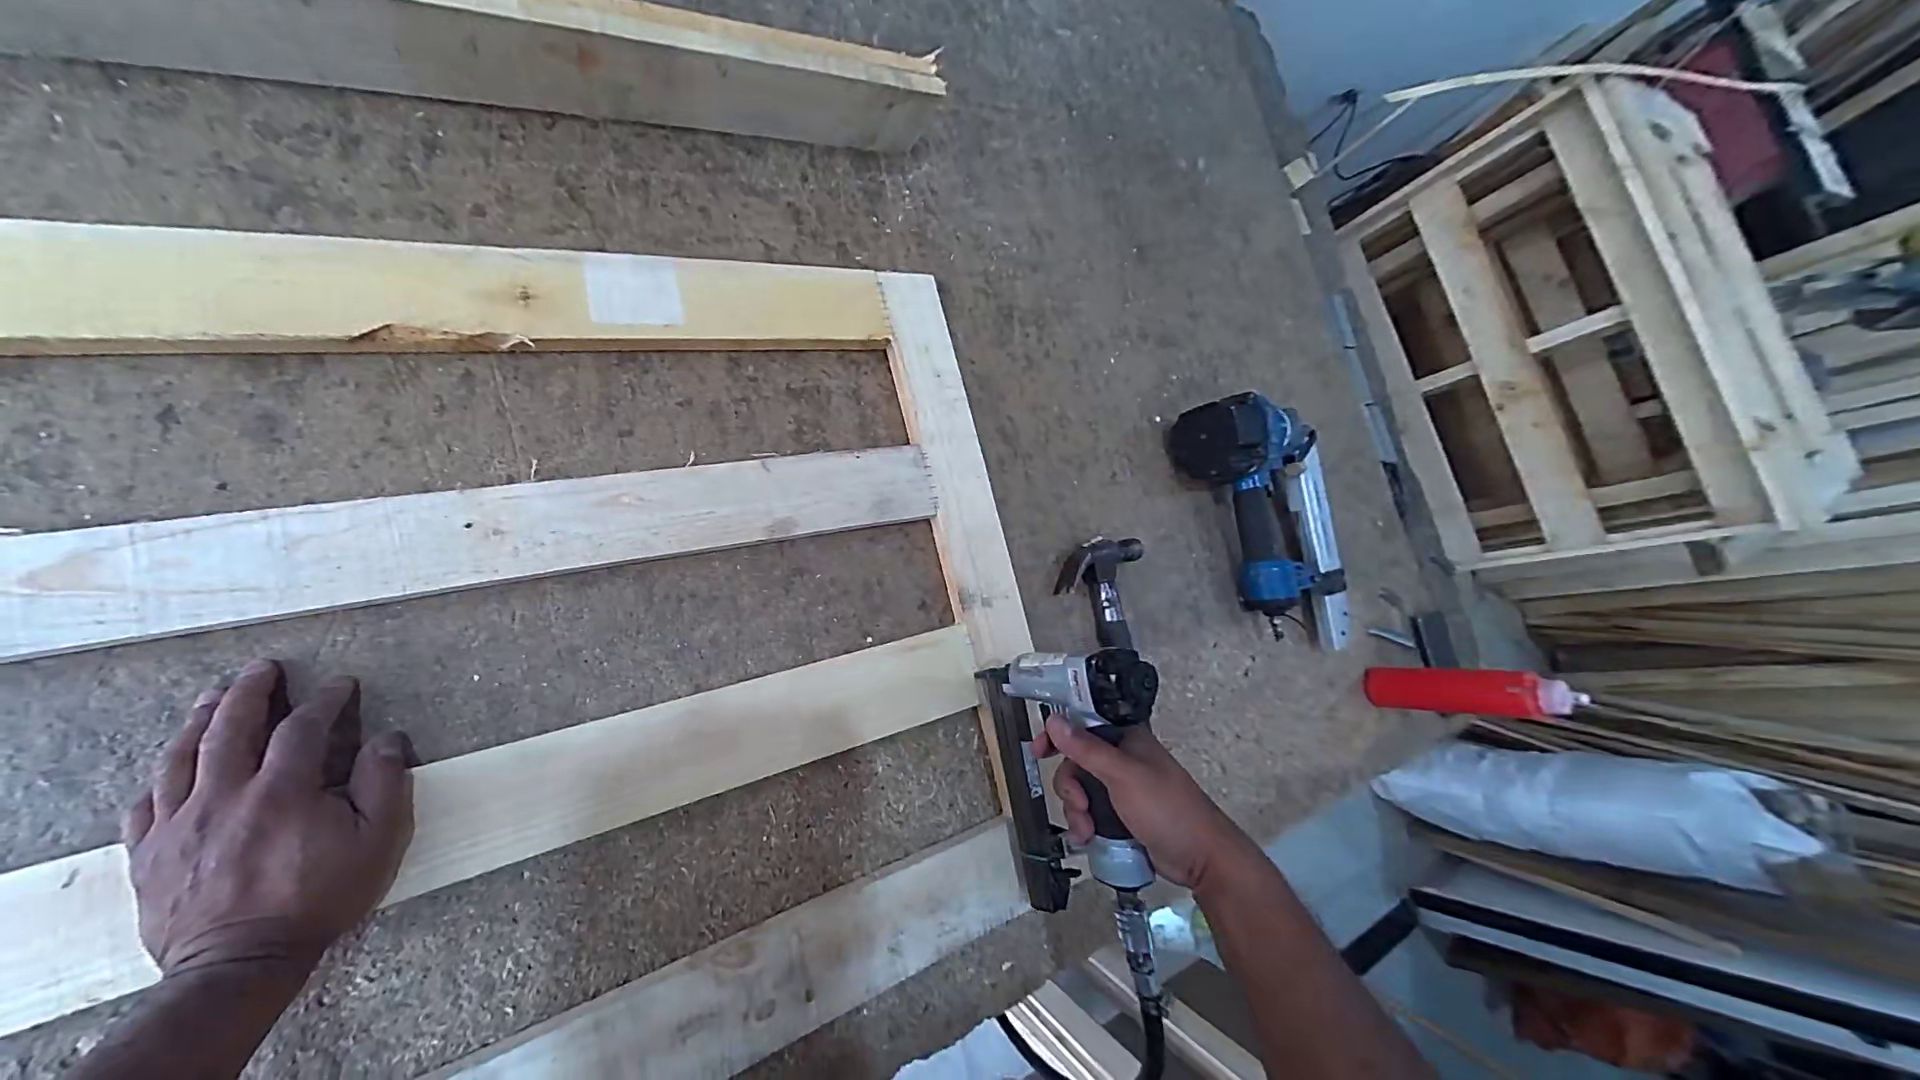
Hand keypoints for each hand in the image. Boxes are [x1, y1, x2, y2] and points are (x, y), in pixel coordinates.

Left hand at [122, 659, 415, 979]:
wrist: (241, 963)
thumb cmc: (320, 896)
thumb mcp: (378, 838)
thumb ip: (384, 782)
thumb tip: (387, 739)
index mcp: (283, 792)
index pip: (303, 729)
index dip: (324, 701)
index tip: (340, 685)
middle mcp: (224, 798)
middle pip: (229, 731)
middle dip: (248, 693)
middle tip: (262, 669)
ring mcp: (178, 826)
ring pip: (179, 759)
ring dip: (198, 721)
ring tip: (211, 698)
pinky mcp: (149, 855)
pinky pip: (144, 804)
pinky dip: (160, 776)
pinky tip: (172, 765)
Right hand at [1031, 715, 1253, 889]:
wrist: (1200, 857)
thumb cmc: (1166, 809)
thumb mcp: (1122, 775)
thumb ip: (1086, 748)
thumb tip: (1054, 720)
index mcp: (1126, 737)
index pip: (1083, 723)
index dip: (1059, 734)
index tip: (1039, 749)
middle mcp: (1121, 757)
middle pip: (1075, 761)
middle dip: (1070, 786)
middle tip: (1079, 804)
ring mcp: (1120, 786)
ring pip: (1079, 788)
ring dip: (1076, 810)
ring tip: (1087, 829)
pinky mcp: (1120, 812)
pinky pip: (1089, 810)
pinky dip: (1084, 822)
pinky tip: (1089, 837)